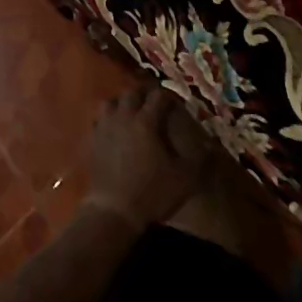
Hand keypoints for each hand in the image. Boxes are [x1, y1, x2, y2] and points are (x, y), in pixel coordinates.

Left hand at [84, 86, 212, 227]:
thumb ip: (200, 157)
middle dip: (145, 93)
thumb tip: (209, 144)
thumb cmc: (153, 192)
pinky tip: (116, 127)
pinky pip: (99, 118)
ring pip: (110, 102)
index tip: (177, 101)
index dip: (169, 95)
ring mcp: (103, 127)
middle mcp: (121, 118)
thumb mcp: (186, 177)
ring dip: (123, 101)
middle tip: (155, 101)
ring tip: (133, 110)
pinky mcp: (92, 140)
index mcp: (145, 122)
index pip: (157, 97)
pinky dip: (109, 116)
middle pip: (131, 93)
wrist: (113, 208)